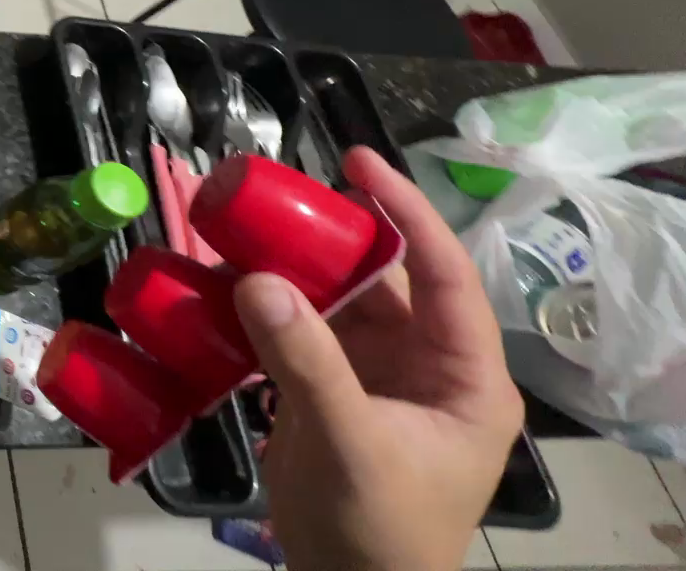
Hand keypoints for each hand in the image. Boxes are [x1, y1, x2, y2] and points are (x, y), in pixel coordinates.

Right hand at [235, 147, 522, 570]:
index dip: (406, 211)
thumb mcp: (348, 441)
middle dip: (330, 235)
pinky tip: (224, 287)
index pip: (445, 274)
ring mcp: (370, 374)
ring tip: (238, 234)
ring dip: (286, 268)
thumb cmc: (376, 523)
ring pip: (331, 299)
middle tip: (274, 198)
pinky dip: (261, 304)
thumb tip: (255, 279)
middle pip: (381, 278)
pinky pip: (295, 326)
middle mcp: (421, 363)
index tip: (358, 162)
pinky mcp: (325, 385)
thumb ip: (306, 361)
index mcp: (462, 375)